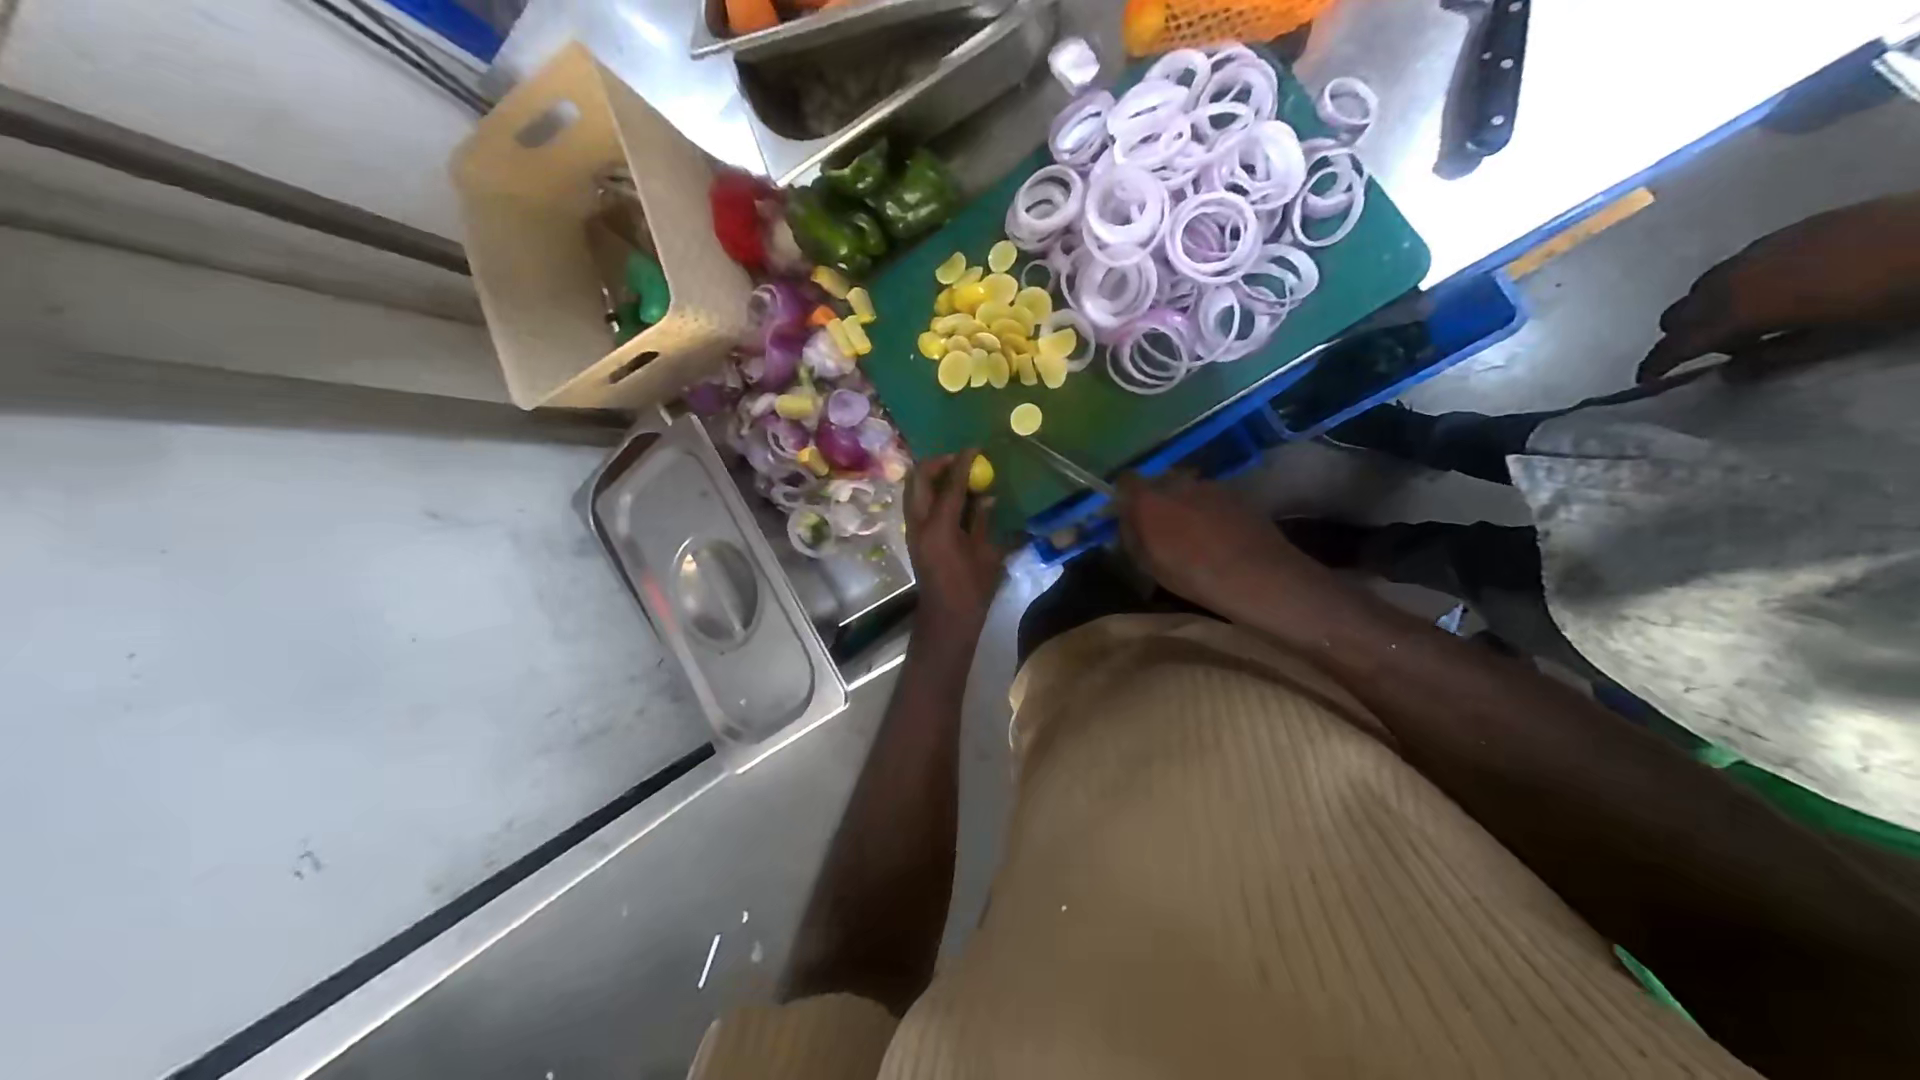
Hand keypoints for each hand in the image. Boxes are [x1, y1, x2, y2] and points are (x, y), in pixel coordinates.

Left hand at [904, 450, 1003, 647]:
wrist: (946, 618)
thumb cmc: (972, 590)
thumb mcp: (987, 554)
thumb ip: (983, 521)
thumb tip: (987, 497)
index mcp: (941, 527)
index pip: (951, 484)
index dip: (964, 462)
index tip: (975, 447)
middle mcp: (919, 523)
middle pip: (920, 477)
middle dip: (938, 462)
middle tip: (960, 459)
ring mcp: (912, 529)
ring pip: (913, 488)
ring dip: (931, 475)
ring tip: (955, 473)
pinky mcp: (913, 536)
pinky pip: (916, 502)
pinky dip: (929, 490)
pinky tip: (951, 495)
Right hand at [1116, 472, 1326, 611]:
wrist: (1258, 575)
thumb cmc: (1193, 575)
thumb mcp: (1148, 565)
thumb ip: (1132, 536)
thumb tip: (1127, 521)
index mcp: (1149, 499)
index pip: (1125, 481)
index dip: (1125, 496)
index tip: (1128, 514)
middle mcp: (1177, 482)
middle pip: (1158, 481)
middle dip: (1155, 499)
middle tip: (1160, 527)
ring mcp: (1209, 485)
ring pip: (1186, 488)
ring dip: (1184, 503)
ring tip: (1193, 533)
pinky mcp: (1235, 492)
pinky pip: (1211, 496)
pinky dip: (1208, 509)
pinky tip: (1217, 534)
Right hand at [1640, 191, 1919, 382]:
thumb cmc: (1896, 295)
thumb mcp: (1838, 339)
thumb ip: (1775, 356)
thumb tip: (1727, 373)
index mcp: (1738, 310)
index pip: (1677, 345)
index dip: (1657, 365)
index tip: (1645, 381)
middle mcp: (1733, 279)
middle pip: (1679, 312)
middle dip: (1684, 334)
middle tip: (1717, 350)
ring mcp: (1759, 250)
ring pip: (1705, 286)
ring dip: (1710, 307)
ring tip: (1749, 318)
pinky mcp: (1789, 231)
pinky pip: (1740, 263)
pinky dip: (1739, 283)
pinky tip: (1777, 287)